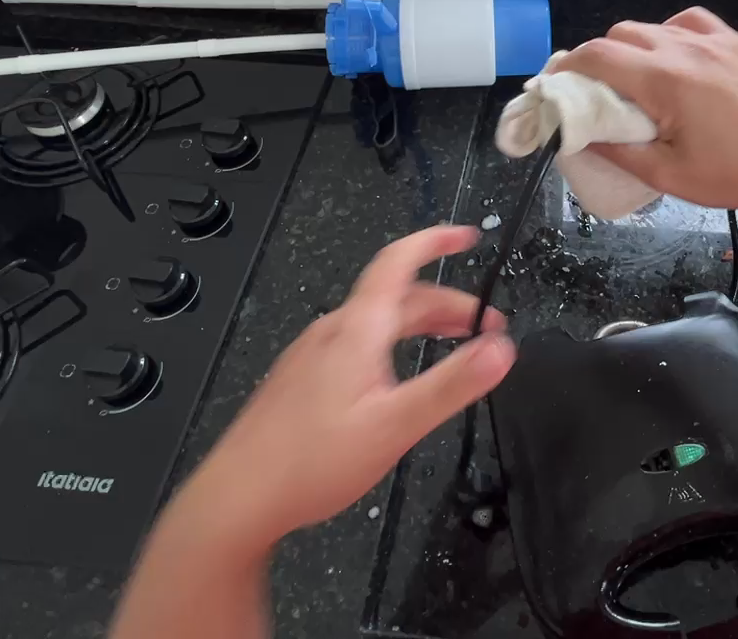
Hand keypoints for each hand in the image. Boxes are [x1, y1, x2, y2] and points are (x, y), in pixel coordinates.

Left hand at [159, 226, 513, 559]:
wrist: (234, 502)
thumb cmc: (313, 461)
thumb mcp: (396, 424)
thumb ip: (453, 384)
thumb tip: (503, 349)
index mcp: (358, 328)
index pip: (399, 260)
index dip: (436, 240)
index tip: (468, 235)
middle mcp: (335, 329)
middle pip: (399, 296)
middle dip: (448, 303)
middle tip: (486, 326)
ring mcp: (314, 352)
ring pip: (380, 320)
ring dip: (424, 323)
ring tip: (456, 345)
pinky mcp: (303, 376)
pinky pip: (360, 340)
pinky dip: (397, 341)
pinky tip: (402, 374)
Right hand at [556, 7, 737, 218]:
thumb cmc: (727, 176)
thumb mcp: (663, 174)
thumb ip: (615, 150)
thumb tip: (576, 135)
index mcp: (664, 81)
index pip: (598, 56)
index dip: (568, 66)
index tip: (557, 83)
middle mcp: (684, 49)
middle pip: (619, 34)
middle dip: (597, 58)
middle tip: (595, 90)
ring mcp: (712, 41)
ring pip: (650, 26)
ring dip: (630, 47)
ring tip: (633, 79)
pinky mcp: (733, 42)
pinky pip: (688, 21)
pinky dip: (668, 33)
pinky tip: (671, 57)